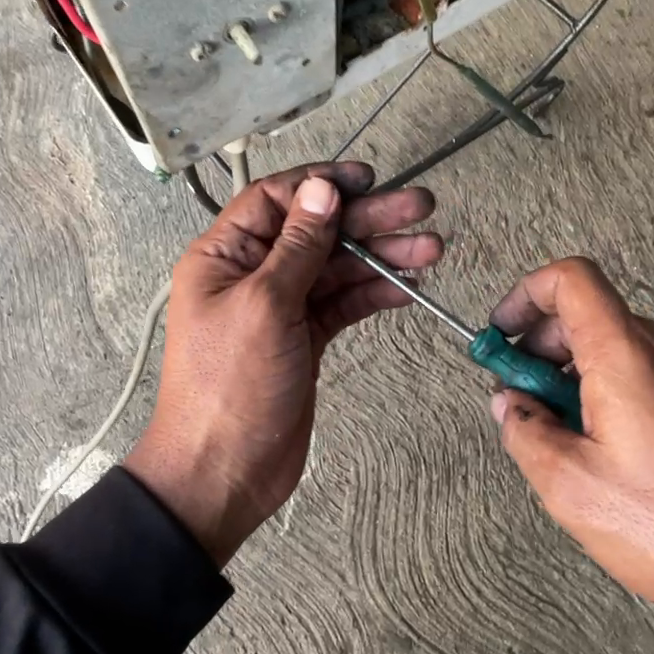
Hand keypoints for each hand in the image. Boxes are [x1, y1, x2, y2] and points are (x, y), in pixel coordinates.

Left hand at [124, 162, 440, 566]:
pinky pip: (343, 304)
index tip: (368, 180)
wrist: (222, 473)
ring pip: (336, 268)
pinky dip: (374, 293)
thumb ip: (297, 246)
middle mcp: (251, 274)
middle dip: (367, 218)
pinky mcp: (304, 339)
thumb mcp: (264, 306)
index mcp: (224, 255)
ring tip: (430, 248)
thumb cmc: (227, 388)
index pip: (276, 200)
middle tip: (420, 207)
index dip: (322, 185)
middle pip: (316, 231)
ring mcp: (280, 308)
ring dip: (381, 256)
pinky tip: (407, 288)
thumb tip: (321, 190)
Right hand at [487, 258, 653, 653]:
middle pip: (589, 313)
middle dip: (541, 348)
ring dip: (574, 376)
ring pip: (616, 346)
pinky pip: (647, 373)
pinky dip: (611, 392)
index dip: (525, 294)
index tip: (501, 335)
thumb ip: (524, 432)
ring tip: (565, 440)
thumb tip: (510, 405)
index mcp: (628, 354)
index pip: (571, 279)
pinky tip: (608, 453)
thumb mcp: (571, 486)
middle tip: (521, 401)